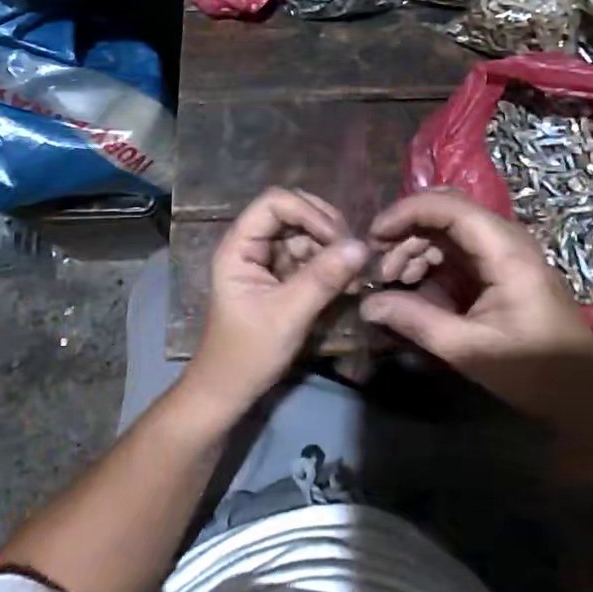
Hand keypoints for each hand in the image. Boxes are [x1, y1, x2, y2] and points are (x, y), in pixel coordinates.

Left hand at [187, 188, 366, 409]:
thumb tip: (361, 246)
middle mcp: (252, 244)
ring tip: (353, 274)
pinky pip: (309, 254)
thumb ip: (322, 279)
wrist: (230, 388)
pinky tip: (347, 282)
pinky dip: (330, 263)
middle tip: (352, 254)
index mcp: (238, 246)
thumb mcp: (288, 315)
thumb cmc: (248, 352)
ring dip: (332, 246)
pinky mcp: (281, 275)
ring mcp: (267, 258)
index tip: (338, 239)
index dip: (308, 212)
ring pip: (305, 232)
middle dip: (325, 227)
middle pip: (292, 211)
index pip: (274, 203)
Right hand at [361, 191, 592, 402]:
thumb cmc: (534, 370)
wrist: (587, 394)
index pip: (446, 206)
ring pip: (445, 229)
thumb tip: (366, 303)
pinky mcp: (497, 269)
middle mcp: (503, 239)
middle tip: (380, 265)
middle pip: (443, 210)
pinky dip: (428, 262)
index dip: (404, 213)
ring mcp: (501, 252)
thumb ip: (414, 320)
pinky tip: (413, 288)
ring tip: (393, 282)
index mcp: (503, 249)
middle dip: (406, 230)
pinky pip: (454, 250)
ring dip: (414, 248)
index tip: (373, 238)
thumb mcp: (468, 348)